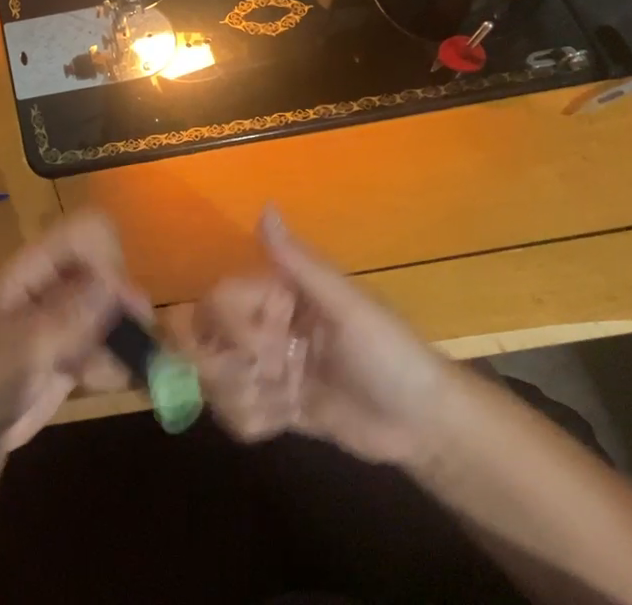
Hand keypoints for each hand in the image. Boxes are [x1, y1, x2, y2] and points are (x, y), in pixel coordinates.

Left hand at [0, 211, 144, 461]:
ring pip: (114, 312)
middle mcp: (54, 288)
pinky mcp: (75, 355)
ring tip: (149, 364)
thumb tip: (113, 282)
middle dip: (127, 301)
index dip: (106, 256)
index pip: (82, 234)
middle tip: (141, 336)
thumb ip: (69, 315)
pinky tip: (130, 383)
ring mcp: (65, 322)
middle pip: (106, 271)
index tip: (118, 296)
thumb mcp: (22, 346)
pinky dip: (125, 363)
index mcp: (32, 270)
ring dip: (134, 335)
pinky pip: (111, 348)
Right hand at [184, 206, 451, 465]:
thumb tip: (266, 206)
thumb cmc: (391, 354)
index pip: (219, 301)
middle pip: (205, 341)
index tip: (260, 348)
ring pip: (215, 380)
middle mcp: (263, 327)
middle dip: (229, 368)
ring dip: (245, 398)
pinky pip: (233, 413)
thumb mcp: (349, 306)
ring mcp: (266, 369)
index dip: (230, 328)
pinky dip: (255, 422)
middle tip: (274, 380)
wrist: (427, 424)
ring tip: (287, 405)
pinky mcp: (272, 406)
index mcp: (278, 296)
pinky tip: (289, 421)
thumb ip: (301, 262)